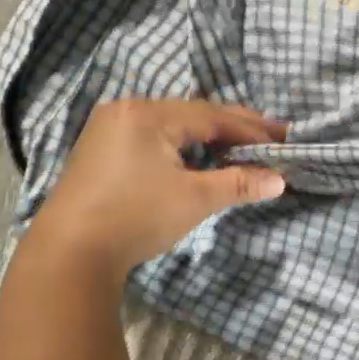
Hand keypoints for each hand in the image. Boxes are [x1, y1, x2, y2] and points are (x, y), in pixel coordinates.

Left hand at [25, 99, 288, 282]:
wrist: (74, 248)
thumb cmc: (137, 216)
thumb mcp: (196, 198)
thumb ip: (239, 183)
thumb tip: (279, 180)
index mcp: (149, 115)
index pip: (212, 116)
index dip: (252, 128)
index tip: (285, 137)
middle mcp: (127, 111)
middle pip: (192, 115)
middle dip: (234, 127)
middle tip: (272, 135)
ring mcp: (110, 129)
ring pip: (174, 126)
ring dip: (210, 137)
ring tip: (243, 147)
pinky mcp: (104, 151)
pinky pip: (156, 138)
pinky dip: (186, 146)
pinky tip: (202, 157)